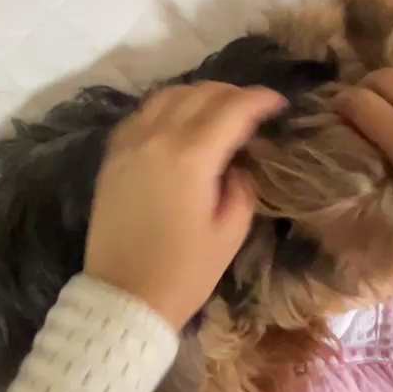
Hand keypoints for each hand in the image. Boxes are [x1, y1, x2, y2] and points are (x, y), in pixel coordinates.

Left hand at [85, 83, 287, 328]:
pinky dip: (167, 106)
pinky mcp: (113, 155)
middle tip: (254, 107)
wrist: (123, 298)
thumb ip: (242, 187)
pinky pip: (143, 112)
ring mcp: (130, 143)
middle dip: (234, 93)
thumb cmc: (184, 272)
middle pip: (201, 93)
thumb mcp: (230, 233)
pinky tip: (181, 121)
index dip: (260, 100)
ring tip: (219, 108)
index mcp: (191, 158)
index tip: (279, 103)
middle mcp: (158, 138)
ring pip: (169, 94)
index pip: (233, 110)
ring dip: (200, 94)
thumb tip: (238, 163)